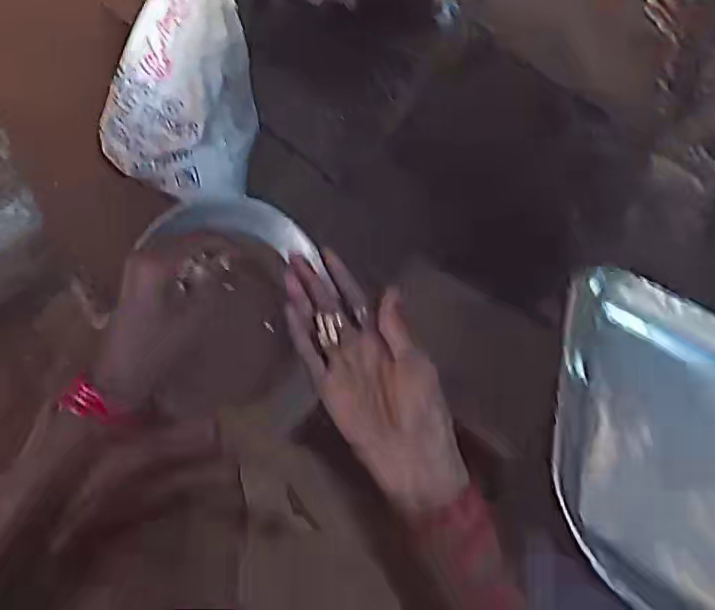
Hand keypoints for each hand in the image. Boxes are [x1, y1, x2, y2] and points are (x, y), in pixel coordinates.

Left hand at [91, 235, 231, 414]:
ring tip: (221, 261)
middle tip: (234, 256)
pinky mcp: (133, 272)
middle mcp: (143, 254)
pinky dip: (182, 258)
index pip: (195, 240)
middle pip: (183, 238)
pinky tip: (198, 271)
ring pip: (173, 245)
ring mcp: (135, 262)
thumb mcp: (191, 319)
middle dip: (210, 244)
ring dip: (196, 250)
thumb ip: (210, 286)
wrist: (118, 371)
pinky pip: (163, 255)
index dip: (222, 242)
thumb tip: (223, 263)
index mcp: (156, 263)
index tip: (241, 252)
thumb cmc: (156, 348)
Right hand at [285, 253, 470, 515]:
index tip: (326, 253)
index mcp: (380, 339)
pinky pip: (309, 355)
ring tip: (288, 276)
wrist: (416, 461)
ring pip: (315, 325)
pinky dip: (298, 333)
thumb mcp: (418, 365)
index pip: (356, 299)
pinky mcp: (326, 386)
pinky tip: (288, 312)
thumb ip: (397, 328)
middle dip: (314, 282)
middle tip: (295, 257)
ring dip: (302, 301)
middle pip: (330, 307)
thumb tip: (390, 289)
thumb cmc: (425, 411)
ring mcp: (338, 364)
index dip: (341, 276)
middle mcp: (355, 346)